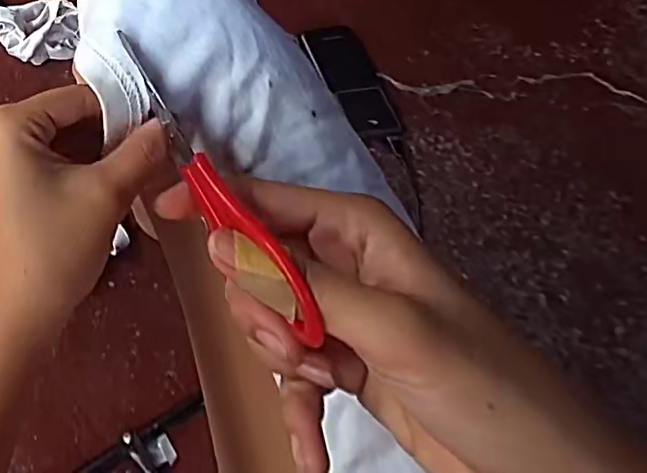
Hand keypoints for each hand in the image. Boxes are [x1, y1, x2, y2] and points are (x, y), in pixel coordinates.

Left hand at [0, 85, 167, 339]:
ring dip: (104, 153)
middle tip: (155, 153)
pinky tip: (116, 185)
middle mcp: (0, 128)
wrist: (13, 323)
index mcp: (11, 120)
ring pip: (69, 139)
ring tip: (142, 170)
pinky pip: (58, 159)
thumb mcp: (104, 195)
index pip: (80, 97)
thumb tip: (163, 125)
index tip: (160, 128)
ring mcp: (3, 156)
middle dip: (114, 134)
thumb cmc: (51, 250)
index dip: (124, 109)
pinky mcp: (12, 180)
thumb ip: (139, 152)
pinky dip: (87, 169)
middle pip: (74, 116)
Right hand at [155, 177, 646, 472]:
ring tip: (323, 383)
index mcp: (351, 227)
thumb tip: (221, 241)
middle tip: (296, 343)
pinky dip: (295, 405)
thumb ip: (301, 283)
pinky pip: (291, 368)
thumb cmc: (482, 383)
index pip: (264, 199)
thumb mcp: (389, 327)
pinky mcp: (343, 360)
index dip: (213, 200)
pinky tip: (310, 448)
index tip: (164, 211)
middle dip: (263, 308)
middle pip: (257, 264)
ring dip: (282, 356)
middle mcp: (339, 260)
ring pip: (268, 316)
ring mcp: (340, 312)